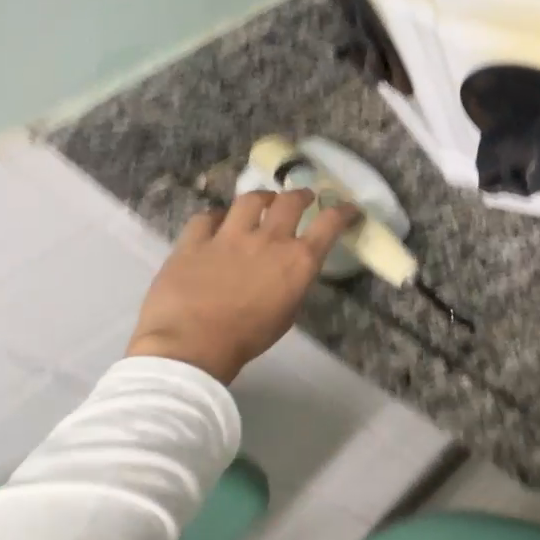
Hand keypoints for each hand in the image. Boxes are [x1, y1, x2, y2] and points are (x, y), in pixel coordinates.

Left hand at [126, 190, 358, 383]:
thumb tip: (290, 269)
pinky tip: (216, 223)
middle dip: (300, 195)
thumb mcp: (290, 309)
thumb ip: (294, 281)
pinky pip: (205, 218)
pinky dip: (215, 217)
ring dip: (262, 198)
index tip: (347, 208)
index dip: (343, 211)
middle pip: (290, 201)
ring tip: (262, 202)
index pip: (330, 222)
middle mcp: (269, 240)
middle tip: (302, 198)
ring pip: (249, 200)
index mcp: (300, 259)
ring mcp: (228, 237)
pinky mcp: (192, 243)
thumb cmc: (250, 335)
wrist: (192, 344)